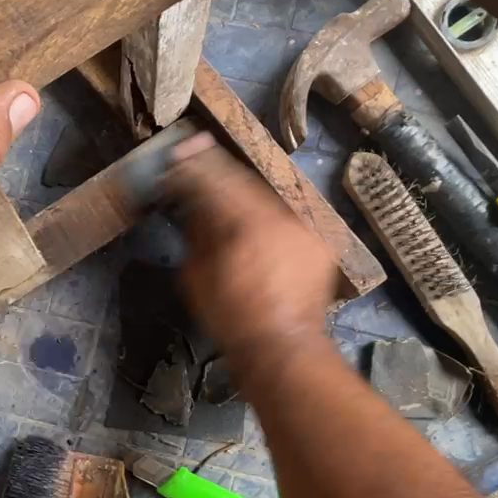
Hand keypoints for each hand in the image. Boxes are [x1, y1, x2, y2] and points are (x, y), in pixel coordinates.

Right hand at [163, 133, 340, 371]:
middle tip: (198, 161)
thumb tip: (194, 208)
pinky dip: (266, 214)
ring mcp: (305, 226)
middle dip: (220, 174)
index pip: (215, 180)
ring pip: (268, 197)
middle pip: (245, 181)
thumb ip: (196, 234)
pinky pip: (286, 216)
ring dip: (244, 193)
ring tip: (225, 196)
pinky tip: (253, 223)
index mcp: (246, 223)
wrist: (283, 348)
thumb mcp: (196, 277)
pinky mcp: (319, 240)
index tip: (179, 150)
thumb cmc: (231, 318)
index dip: (194, 163)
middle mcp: (281, 215)